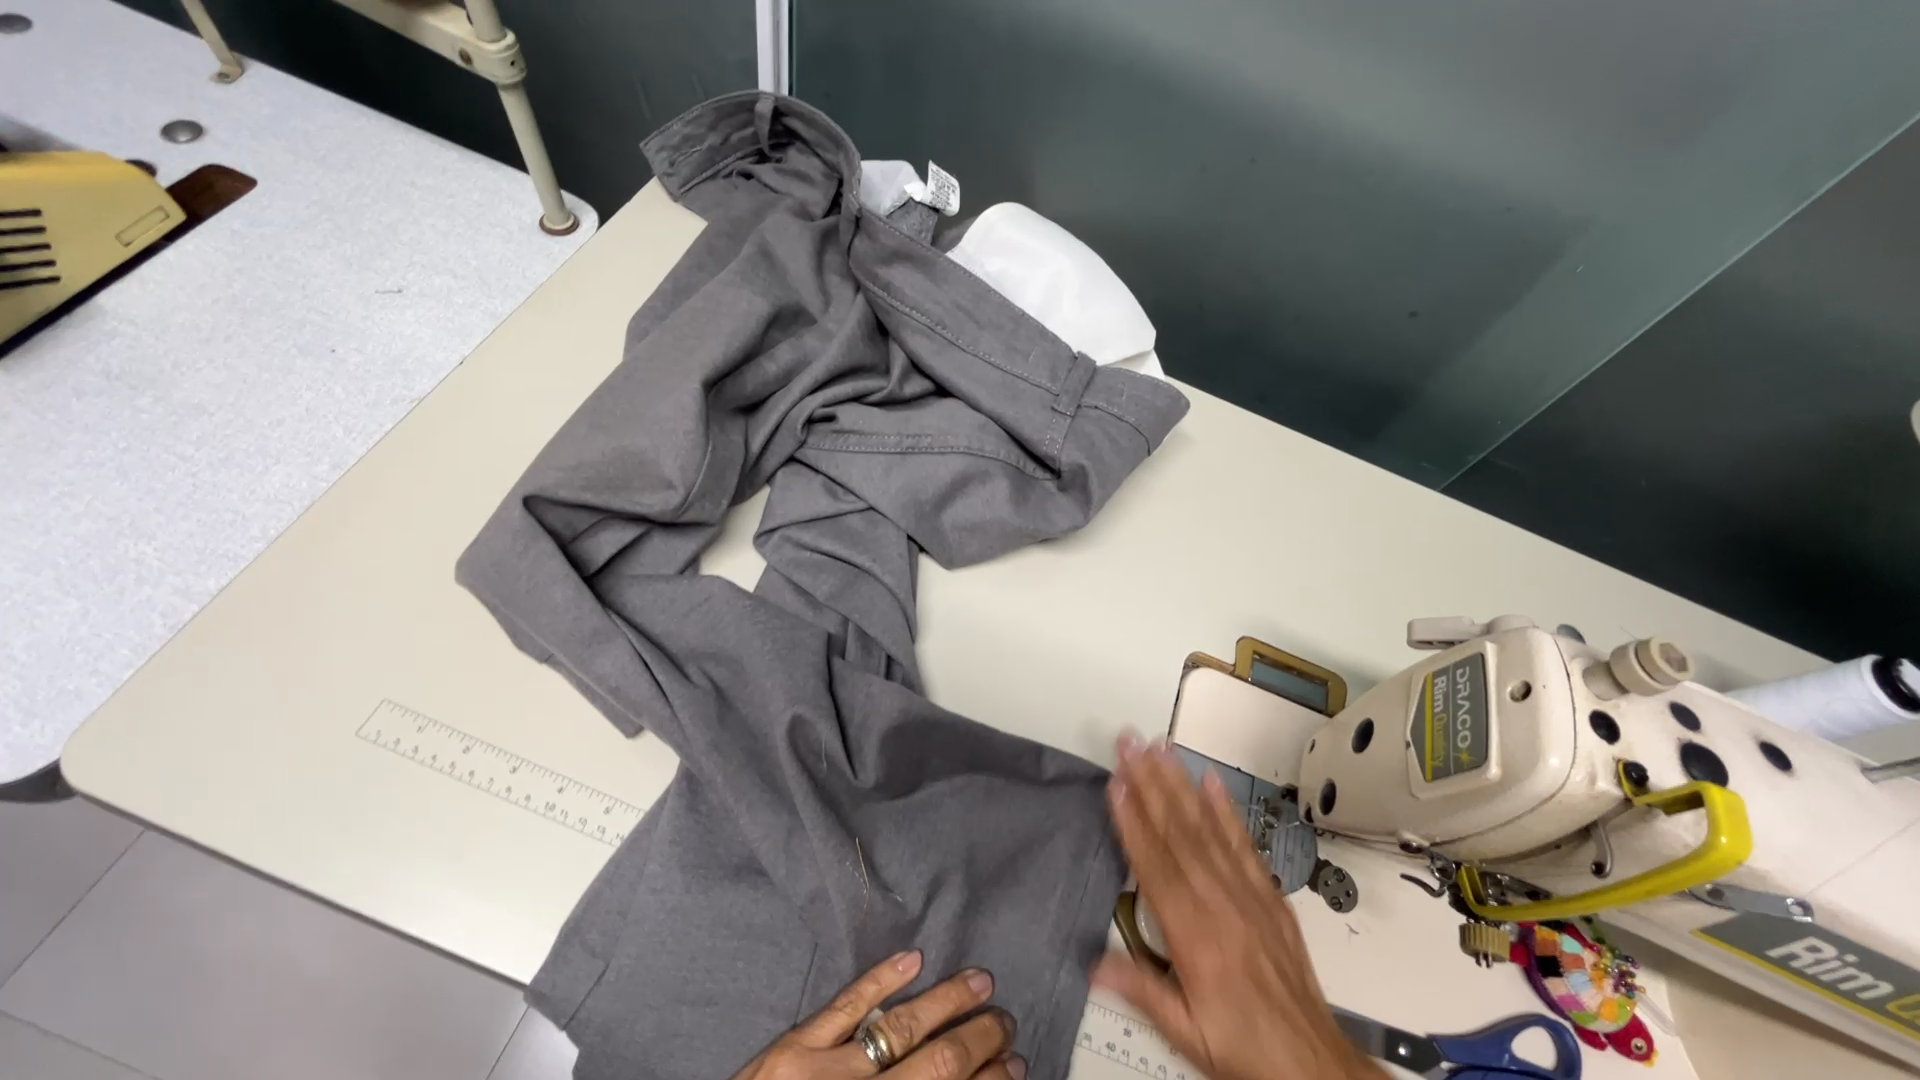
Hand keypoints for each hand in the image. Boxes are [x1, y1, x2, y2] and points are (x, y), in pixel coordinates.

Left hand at [732, 950, 1025, 1079]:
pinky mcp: (792, 1048)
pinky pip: (844, 1007)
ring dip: (947, 1002)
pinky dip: (881, 980)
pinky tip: (913, 958)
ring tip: (981, 983)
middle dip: (979, 1039)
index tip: (1016, 1064)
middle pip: (936, 1063)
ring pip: (899, 1025)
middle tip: (1006, 1020)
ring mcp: (822, 1070)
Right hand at [1094, 735, 1381, 1079]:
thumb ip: (1141, 990)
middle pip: (1179, 833)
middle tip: (1131, 744)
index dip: (1132, 820)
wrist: (1312, 1063)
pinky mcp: (1269, 898)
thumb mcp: (1185, 1032)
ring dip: (1181, 785)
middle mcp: (1221, 904)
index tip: (1115, 782)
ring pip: (1208, 830)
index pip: (1155, 864)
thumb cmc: (1244, 1047)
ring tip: (1162, 749)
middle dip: (1151, 783)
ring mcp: (1248, 896)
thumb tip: (1093, 964)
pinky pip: (1244, 845)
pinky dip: (1226, 811)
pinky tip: (1212, 783)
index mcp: (1194, 934)